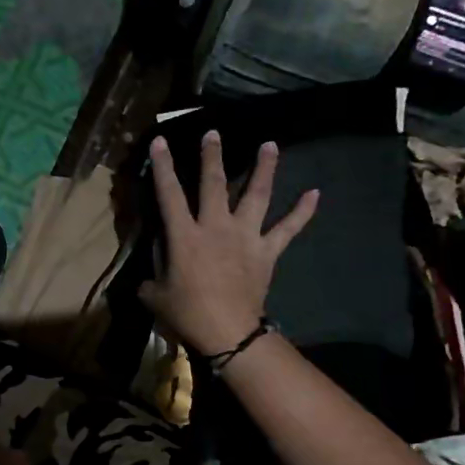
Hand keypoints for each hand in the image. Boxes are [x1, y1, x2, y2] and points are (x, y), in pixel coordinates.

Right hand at [140, 130, 319, 351]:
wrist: (229, 331)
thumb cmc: (187, 313)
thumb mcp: (155, 296)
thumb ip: (151, 280)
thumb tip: (148, 278)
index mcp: (184, 236)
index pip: (169, 194)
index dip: (162, 166)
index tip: (160, 140)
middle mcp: (216, 227)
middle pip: (214, 184)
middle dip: (212, 156)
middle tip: (213, 133)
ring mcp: (245, 236)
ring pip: (257, 195)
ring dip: (264, 168)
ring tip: (270, 144)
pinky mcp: (267, 251)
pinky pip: (288, 228)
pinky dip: (302, 211)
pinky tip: (315, 193)